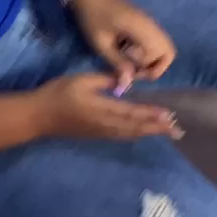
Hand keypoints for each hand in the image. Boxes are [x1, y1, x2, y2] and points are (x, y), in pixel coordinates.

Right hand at [31, 73, 181, 141]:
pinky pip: (124, 136)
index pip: (132, 113)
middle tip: (177, 130)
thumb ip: (104, 81)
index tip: (168, 115)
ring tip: (167, 132)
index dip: (151, 115)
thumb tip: (125, 80)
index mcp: (101, 109)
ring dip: (150, 133)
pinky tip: (146, 132)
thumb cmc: (57, 94)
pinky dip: (138, 134)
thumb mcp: (81, 80)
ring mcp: (102, 133)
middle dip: (158, 129)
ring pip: (132, 134)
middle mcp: (105, 125)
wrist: (38, 117)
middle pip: (136, 128)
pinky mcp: (98, 135)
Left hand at [69, 0, 175, 88]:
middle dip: (155, 67)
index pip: (157, 57)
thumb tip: (128, 83)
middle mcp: (151, 26)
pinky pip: (159, 42)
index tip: (126, 70)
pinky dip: (152, 53)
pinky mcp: (148, 24)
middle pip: (169, 53)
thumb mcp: (101, 43)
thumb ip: (117, 63)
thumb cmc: (93, 16)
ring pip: (166, 48)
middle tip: (136, 70)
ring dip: (155, 61)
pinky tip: (134, 54)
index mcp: (141, 29)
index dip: (144, 69)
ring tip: (136, 64)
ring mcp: (151, 24)